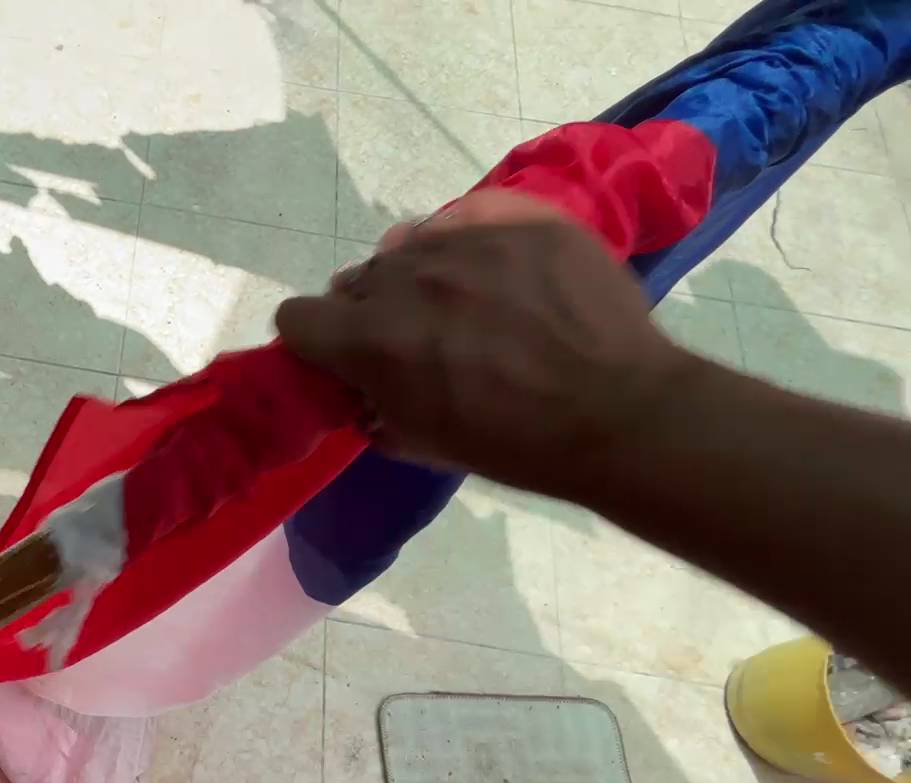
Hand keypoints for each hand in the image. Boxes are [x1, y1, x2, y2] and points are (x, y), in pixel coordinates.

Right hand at [277, 191, 709, 497]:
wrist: (616, 413)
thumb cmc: (504, 442)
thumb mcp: (409, 440)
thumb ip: (363, 403)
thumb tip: (357, 383)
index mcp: (370, 340)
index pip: (294, 316)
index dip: (309, 337)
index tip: (333, 353)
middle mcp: (406, 281)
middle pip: (351, 280)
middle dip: (366, 309)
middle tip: (407, 335)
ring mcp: (467, 242)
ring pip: (406, 246)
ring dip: (414, 274)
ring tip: (455, 299)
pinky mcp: (523, 219)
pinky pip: (465, 214)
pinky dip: (464, 236)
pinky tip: (487, 264)